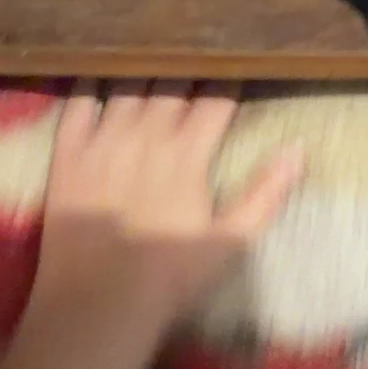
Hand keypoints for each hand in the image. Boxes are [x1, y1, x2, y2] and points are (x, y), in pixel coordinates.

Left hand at [31, 79, 302, 334]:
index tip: (237, 72)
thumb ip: (266, 193)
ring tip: (156, 63)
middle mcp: (146, 135)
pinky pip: (79, 103)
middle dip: (190, 71)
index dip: (229, 82)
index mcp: (187, 153)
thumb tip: (298, 147)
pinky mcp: (68, 152)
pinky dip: (94, 85)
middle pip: (172, 84)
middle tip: (198, 65)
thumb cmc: (170, 277)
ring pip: (129, 86)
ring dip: (147, 73)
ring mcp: (103, 140)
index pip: (216, 100)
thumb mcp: (231, 242)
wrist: (96, 305)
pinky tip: (103, 78)